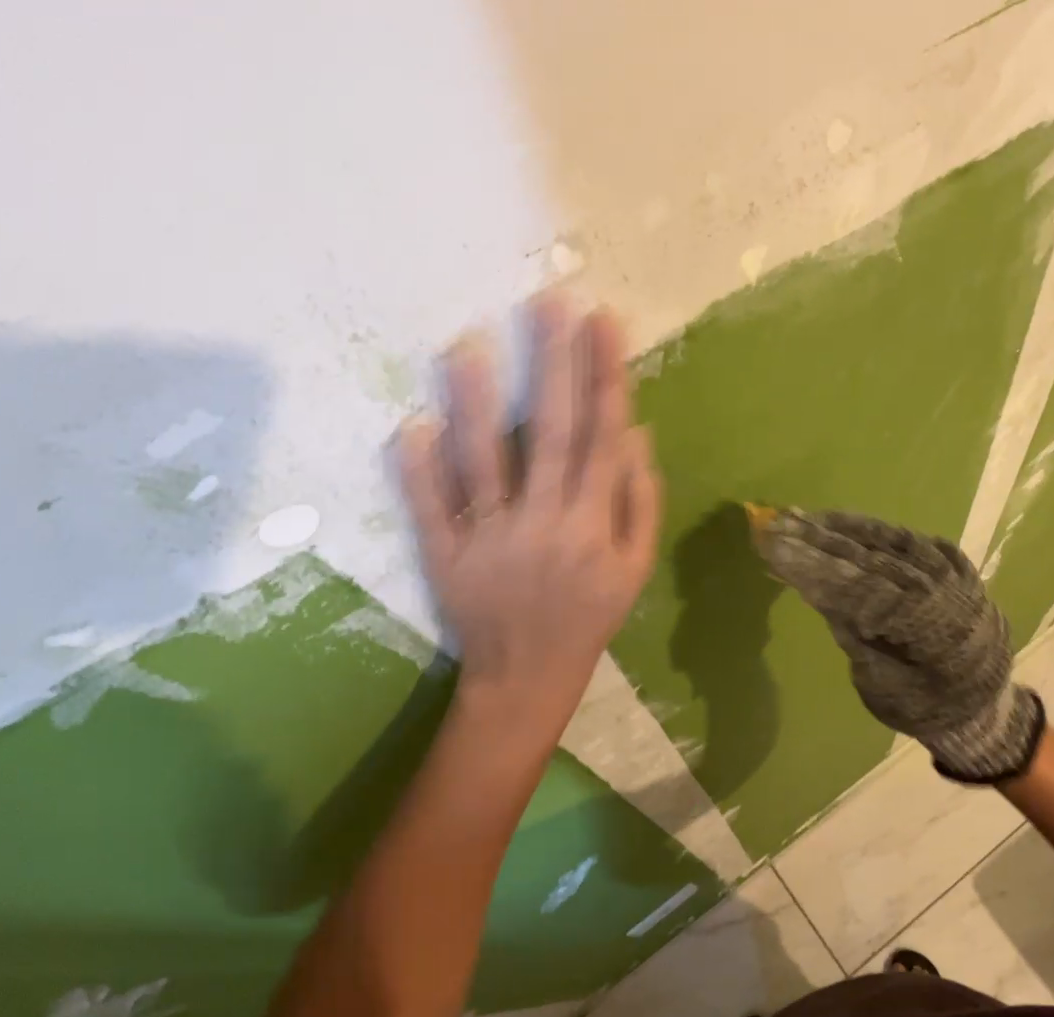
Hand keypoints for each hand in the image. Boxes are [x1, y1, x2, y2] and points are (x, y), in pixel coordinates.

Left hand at [398, 292, 660, 728]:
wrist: (528, 679)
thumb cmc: (589, 618)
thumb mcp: (635, 569)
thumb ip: (640, 501)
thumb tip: (636, 434)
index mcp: (593, 522)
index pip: (602, 435)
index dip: (604, 375)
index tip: (602, 319)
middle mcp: (545, 521)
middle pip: (548, 432)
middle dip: (552, 363)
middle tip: (549, 299)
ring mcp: (491, 538)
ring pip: (484, 462)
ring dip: (475, 403)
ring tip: (468, 344)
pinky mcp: (446, 555)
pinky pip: (432, 508)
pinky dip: (420, 469)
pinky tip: (414, 424)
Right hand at [748, 508, 1042, 782]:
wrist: (983, 711)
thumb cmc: (923, 707)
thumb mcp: (879, 683)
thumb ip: (853, 635)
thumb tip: (818, 591)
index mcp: (922, 623)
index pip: (856, 583)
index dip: (813, 563)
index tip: (774, 545)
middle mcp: (939, 588)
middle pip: (870, 555)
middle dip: (820, 538)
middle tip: (778, 521)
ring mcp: (953, 573)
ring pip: (893, 540)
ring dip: (847, 527)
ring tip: (807, 518)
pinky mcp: (960, 568)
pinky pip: (917, 542)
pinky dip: (882, 532)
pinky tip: (853, 524)